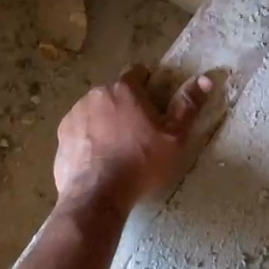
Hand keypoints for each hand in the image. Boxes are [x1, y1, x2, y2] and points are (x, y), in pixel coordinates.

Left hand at [53, 66, 211, 214]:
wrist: (96, 195)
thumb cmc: (140, 164)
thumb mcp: (173, 138)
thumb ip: (188, 106)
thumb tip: (206, 79)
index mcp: (124, 88)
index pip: (138, 72)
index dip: (148, 86)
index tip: (154, 106)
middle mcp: (96, 93)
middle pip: (116, 92)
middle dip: (126, 105)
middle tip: (138, 133)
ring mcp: (76, 112)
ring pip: (96, 109)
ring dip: (105, 121)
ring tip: (117, 150)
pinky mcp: (62, 133)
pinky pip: (80, 129)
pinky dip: (88, 138)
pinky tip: (98, 159)